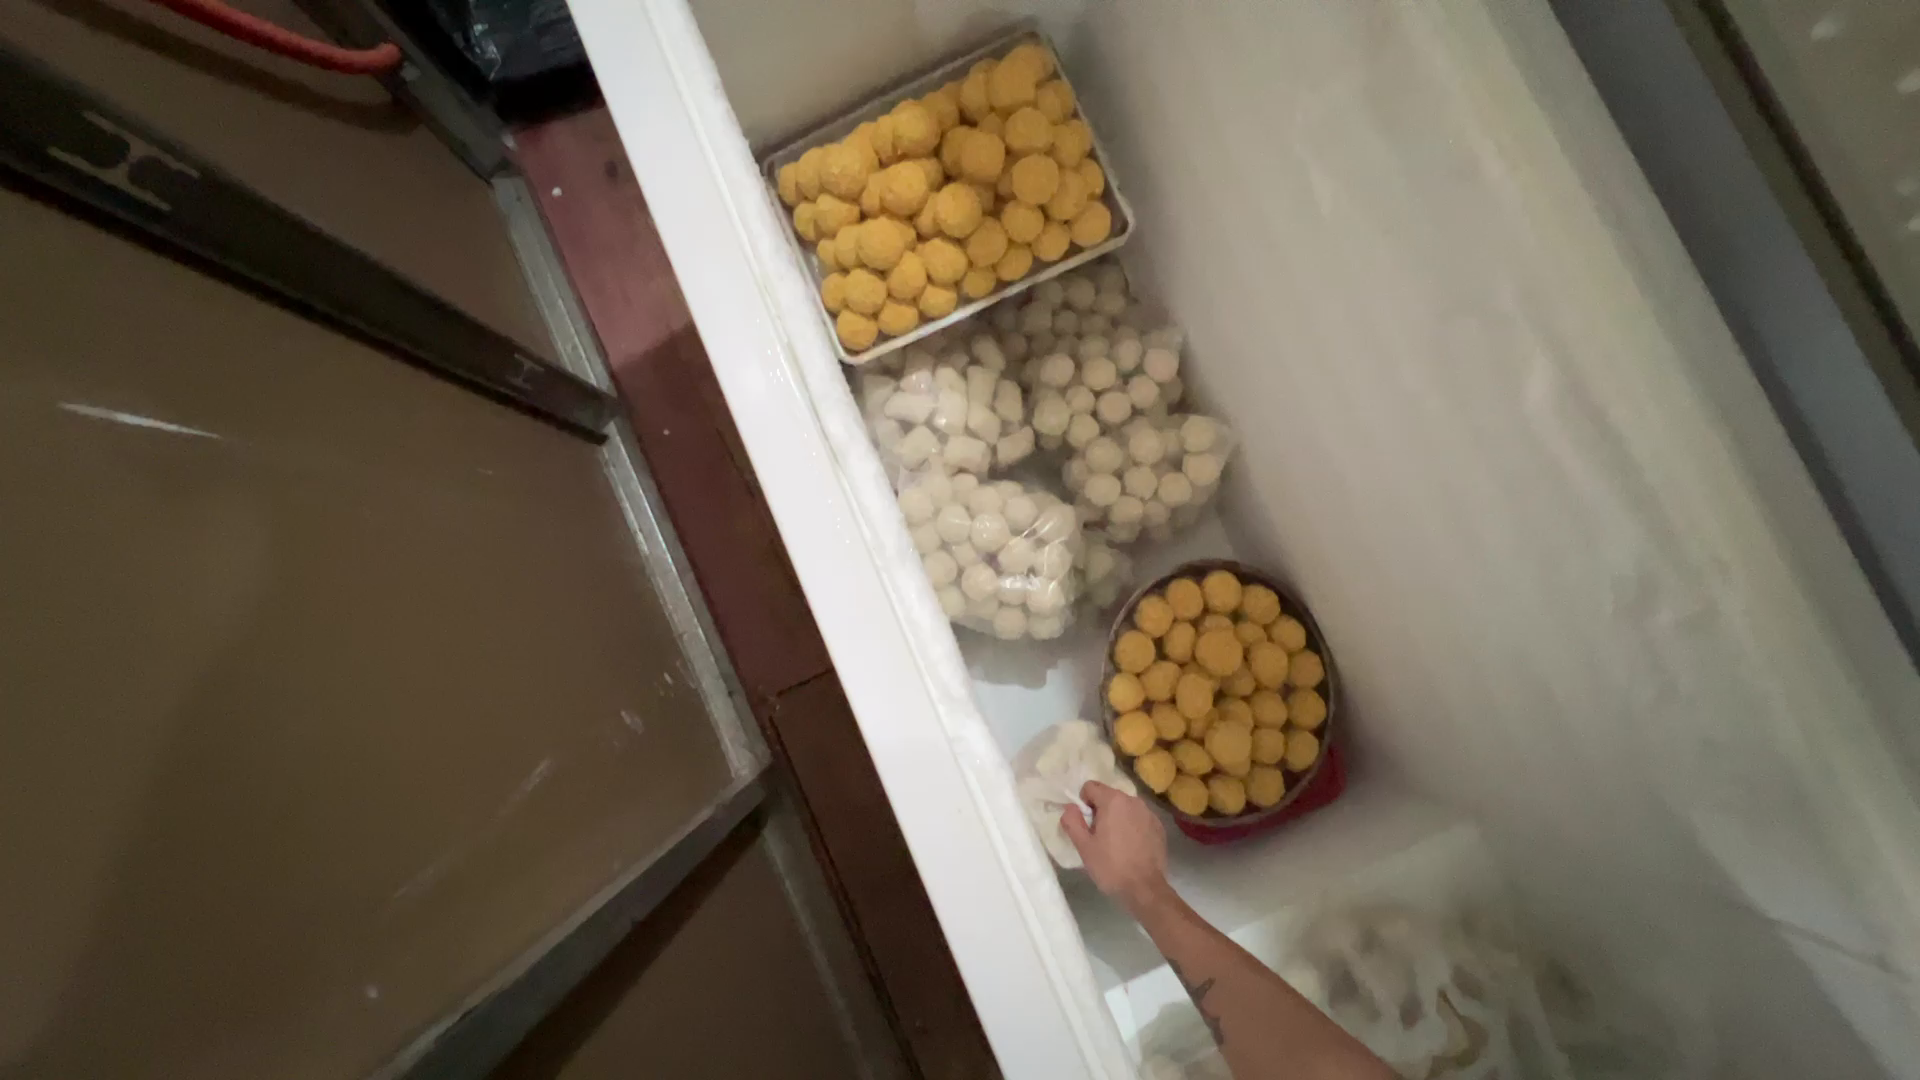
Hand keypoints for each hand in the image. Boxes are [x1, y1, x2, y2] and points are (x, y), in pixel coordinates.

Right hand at [1061, 781, 1173, 919]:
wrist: (1145, 889)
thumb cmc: (1111, 866)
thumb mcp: (1084, 846)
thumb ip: (1072, 821)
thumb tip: (1070, 807)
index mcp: (1113, 800)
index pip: (1090, 787)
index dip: (1084, 804)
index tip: (1087, 825)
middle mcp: (1133, 800)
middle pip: (1108, 796)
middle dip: (1101, 811)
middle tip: (1099, 837)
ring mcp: (1149, 813)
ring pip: (1125, 807)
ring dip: (1117, 818)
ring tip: (1116, 843)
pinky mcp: (1159, 827)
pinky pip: (1139, 818)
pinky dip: (1132, 826)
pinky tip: (1132, 848)